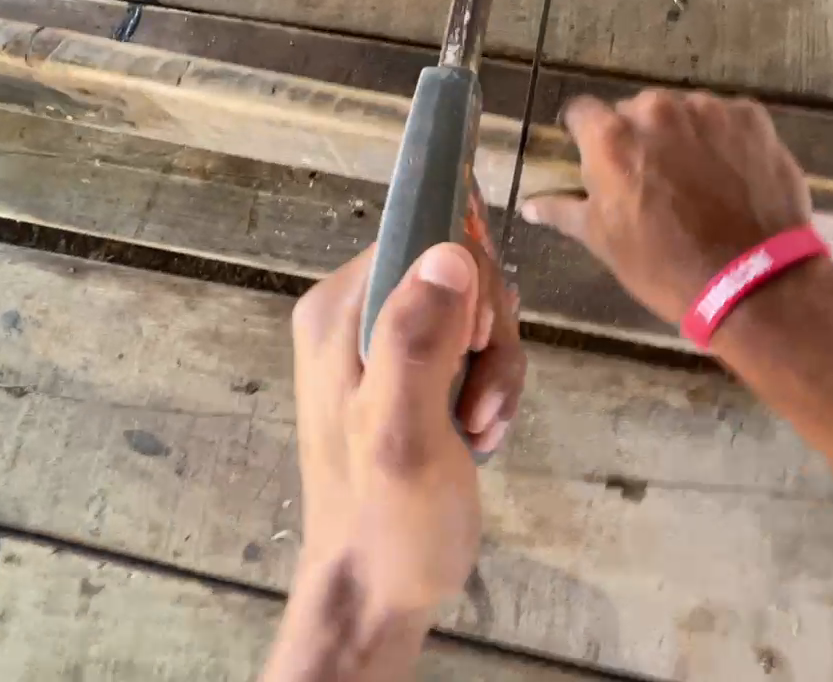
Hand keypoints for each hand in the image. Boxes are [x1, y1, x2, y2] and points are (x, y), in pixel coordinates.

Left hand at [286, 241, 519, 624]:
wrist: (378, 593)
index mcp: (337, 310)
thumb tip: (450, 250)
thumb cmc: (389, 523)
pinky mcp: (410, 372)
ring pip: (471, 312)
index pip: (420, 240)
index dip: (465, 283)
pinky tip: (480, 432)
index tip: (476, 341)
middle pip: (453, 274)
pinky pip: (472, 347)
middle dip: (486, 334)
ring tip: (481, 426)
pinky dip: (490, 384)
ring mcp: (383, 343)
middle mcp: (355, 313)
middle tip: (481, 399)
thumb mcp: (402, 433)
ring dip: (494, 366)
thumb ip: (416, 340)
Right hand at [521, 90, 811, 323]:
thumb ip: (562, 210)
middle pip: (635, 110)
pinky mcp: (751, 117)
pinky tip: (729, 174)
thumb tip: (527, 205)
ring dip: (681, 135)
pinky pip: (725, 118)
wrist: (753, 283)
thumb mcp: (602, 241)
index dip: (586, 133)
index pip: (581, 111)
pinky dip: (722, 138)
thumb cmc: (663, 265)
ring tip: (696, 179)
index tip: (595, 155)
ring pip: (681, 112)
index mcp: (610, 137)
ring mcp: (708, 110)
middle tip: (650, 178)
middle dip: (637, 136)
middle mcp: (656, 110)